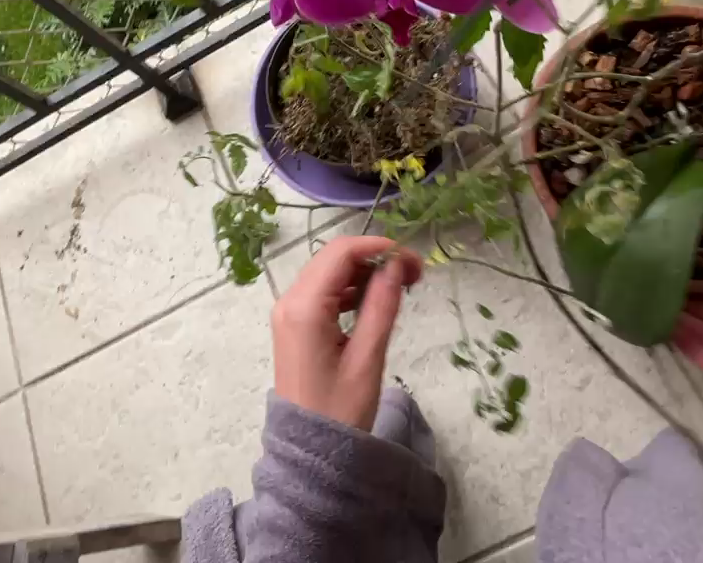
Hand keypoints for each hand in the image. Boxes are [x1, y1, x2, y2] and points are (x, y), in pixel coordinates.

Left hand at [271, 235, 422, 431]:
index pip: (341, 253)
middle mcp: (289, 300)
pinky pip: (323, 291)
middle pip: (333, 258)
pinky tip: (375, 301)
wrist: (308, 455)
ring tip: (401, 286)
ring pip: (329, 272)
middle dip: (373, 257)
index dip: (379, 247)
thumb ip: (381, 306)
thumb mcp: (366, 359)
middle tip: (413, 274)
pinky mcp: (295, 323)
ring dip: (363, 272)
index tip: (413, 260)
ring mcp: (288, 311)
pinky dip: (349, 289)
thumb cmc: (340, 411)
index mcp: (303, 306)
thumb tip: (396, 265)